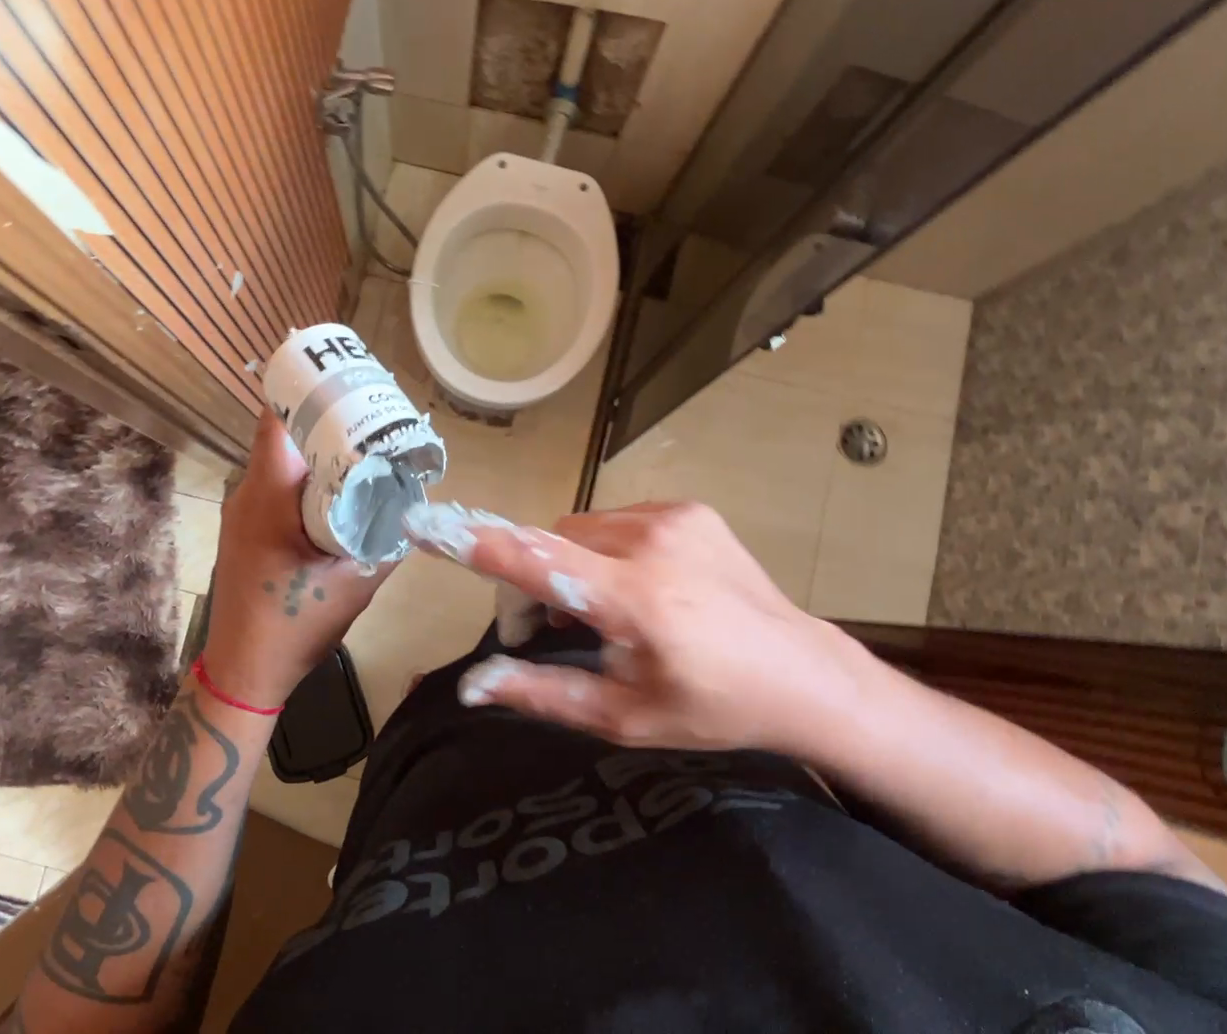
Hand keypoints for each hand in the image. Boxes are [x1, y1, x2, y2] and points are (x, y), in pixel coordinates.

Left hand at [198, 413, 393, 708]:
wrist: (242, 672)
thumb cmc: (293, 623)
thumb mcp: (354, 584)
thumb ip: (387, 542)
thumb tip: (417, 512)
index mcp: (268, 494)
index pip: (278, 419)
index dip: (312, 394)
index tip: (352, 388)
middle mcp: (247, 493)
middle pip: (285, 436)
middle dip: (328, 424)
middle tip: (374, 423)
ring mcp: (242, 512)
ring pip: (281, 464)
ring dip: (319, 456)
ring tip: (366, 457)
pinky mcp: (246, 531)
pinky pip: (277, 490)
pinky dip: (307, 484)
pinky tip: (339, 499)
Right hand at [445, 502, 869, 754]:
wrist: (802, 675)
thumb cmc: (711, 708)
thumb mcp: (623, 716)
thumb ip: (542, 693)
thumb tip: (471, 685)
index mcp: (636, 602)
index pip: (538, 562)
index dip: (476, 543)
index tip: (424, 525)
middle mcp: (653, 545)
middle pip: (553, 543)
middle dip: (532, 580)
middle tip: (544, 631)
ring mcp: (676, 519)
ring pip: (580, 530)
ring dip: (568, 565)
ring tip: (595, 612)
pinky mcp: (690, 510)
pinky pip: (615, 521)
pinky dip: (602, 550)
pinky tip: (631, 587)